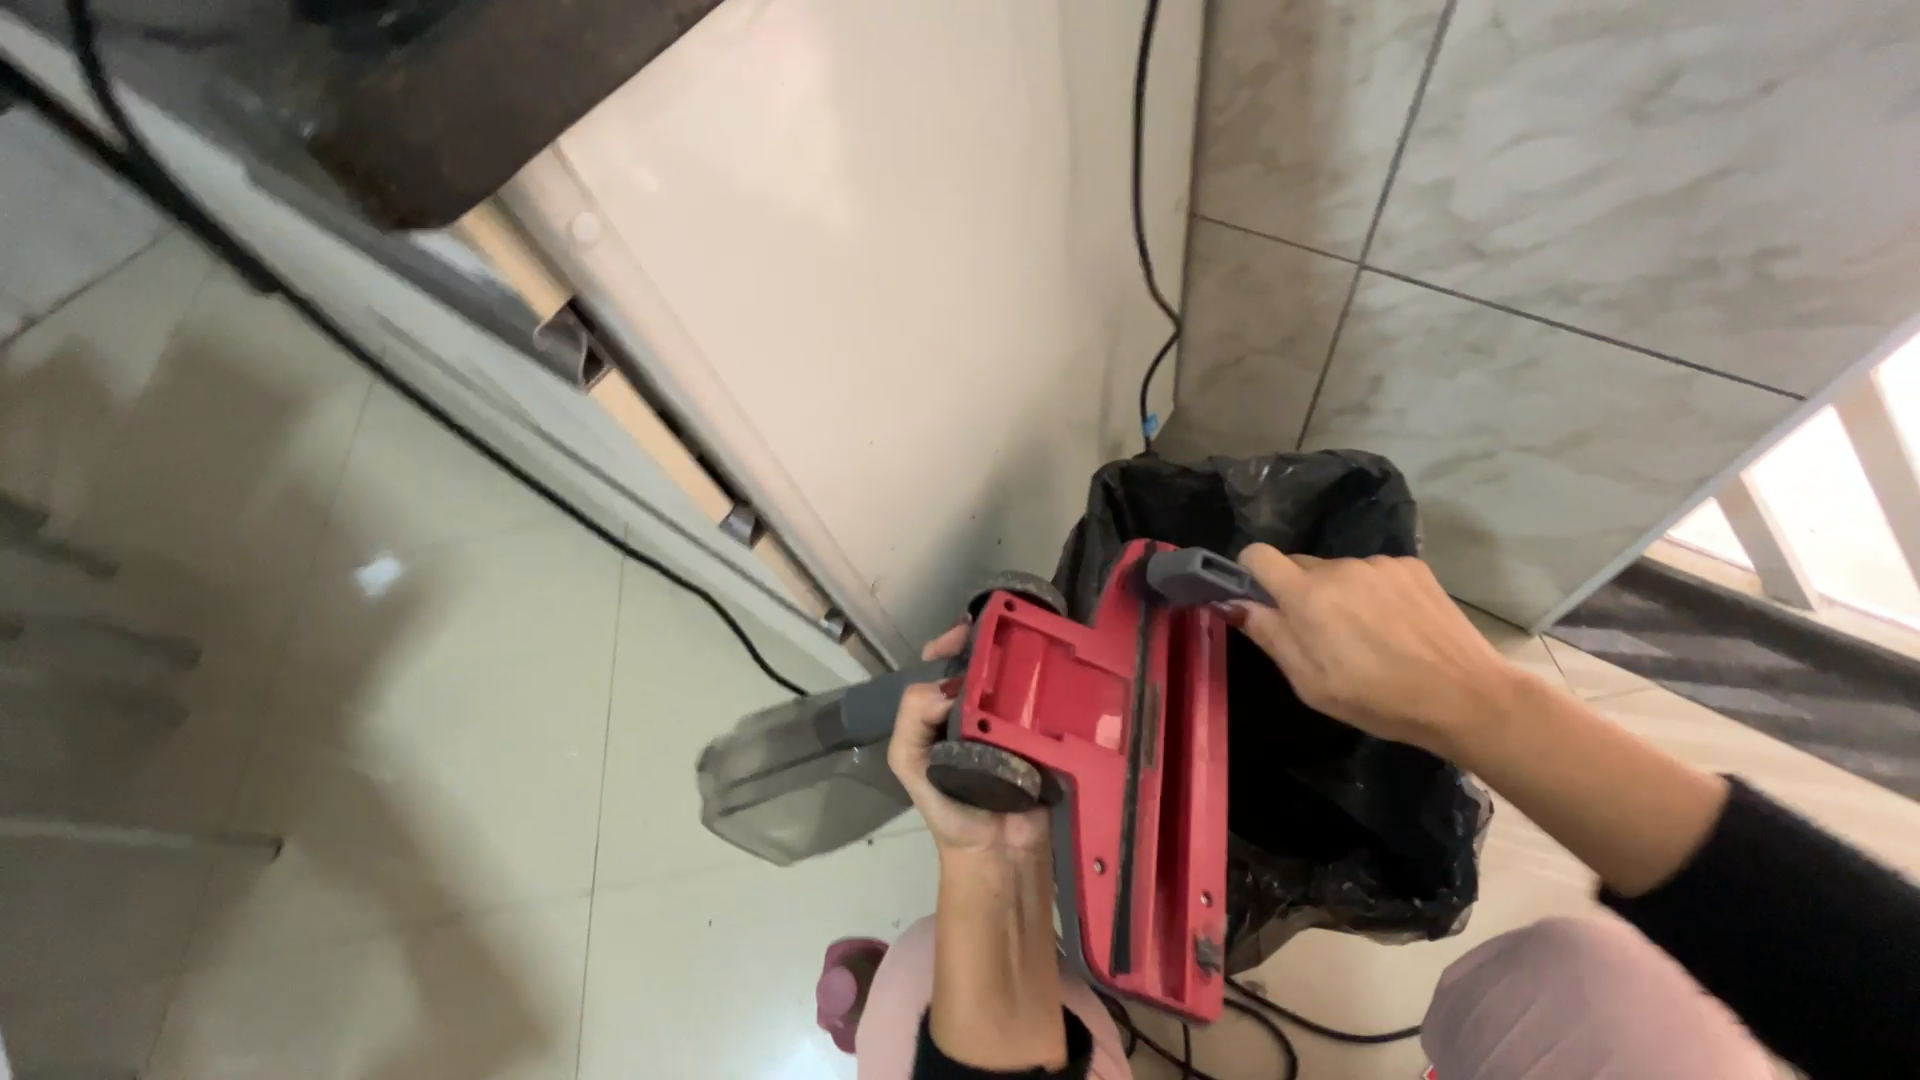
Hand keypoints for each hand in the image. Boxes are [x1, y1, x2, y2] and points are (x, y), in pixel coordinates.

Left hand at [888, 620, 1050, 858]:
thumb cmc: (950, 808)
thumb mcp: (908, 760)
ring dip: (1024, 663)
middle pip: (987, 664)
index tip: (967, 632)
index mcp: (946, 710)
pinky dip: (1050, 691)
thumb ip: (912, 718)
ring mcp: (1015, 720)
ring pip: (1018, 678)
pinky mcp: (1046, 735)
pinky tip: (1054, 677)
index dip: (952, 644)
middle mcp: (980, 708)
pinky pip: (1047, 704)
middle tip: (1007, 634)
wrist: (998, 853)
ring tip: (1032, 648)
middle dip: (994, 646)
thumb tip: (947, 688)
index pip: (945, 664)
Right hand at [1233, 544, 1523, 756]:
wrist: (1466, 697)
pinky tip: (1394, 625)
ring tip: (1365, 634)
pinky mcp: (1412, 567)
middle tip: (1317, 633)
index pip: (1257, 554)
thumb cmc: (1378, 700)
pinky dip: (1372, 592)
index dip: (1249, 573)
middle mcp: (1340, 568)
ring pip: (1338, 571)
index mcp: (1307, 596)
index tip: (1258, 600)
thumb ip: (1269, 635)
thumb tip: (1233, 603)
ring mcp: (1379, 564)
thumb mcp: (1309, 682)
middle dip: (1296, 592)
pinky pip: (1373, 573)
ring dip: (1337, 593)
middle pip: (1298, 565)